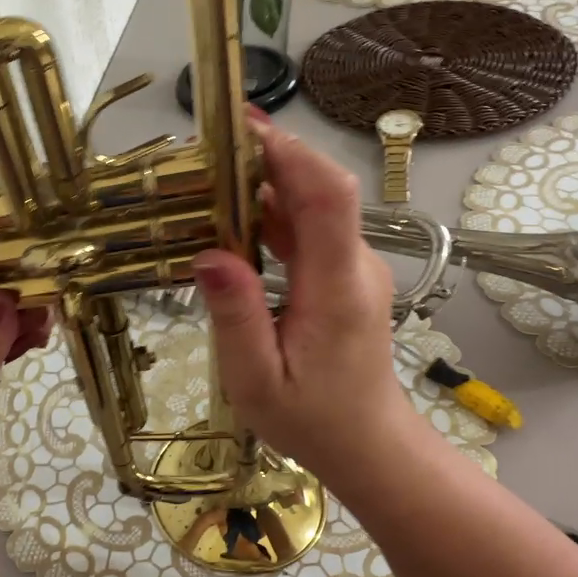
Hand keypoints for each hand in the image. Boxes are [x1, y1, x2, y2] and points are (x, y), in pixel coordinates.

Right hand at [191, 118, 416, 474]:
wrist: (368, 446)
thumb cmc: (311, 421)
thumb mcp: (257, 380)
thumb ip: (236, 318)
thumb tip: (209, 255)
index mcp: (337, 288)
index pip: (327, 198)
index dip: (290, 155)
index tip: (243, 131)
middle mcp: (354, 265)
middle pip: (322, 189)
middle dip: (270, 154)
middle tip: (209, 140)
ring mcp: (353, 268)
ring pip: (314, 204)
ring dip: (267, 178)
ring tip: (210, 166)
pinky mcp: (343, 275)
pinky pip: (309, 228)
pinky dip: (272, 209)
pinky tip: (233, 209)